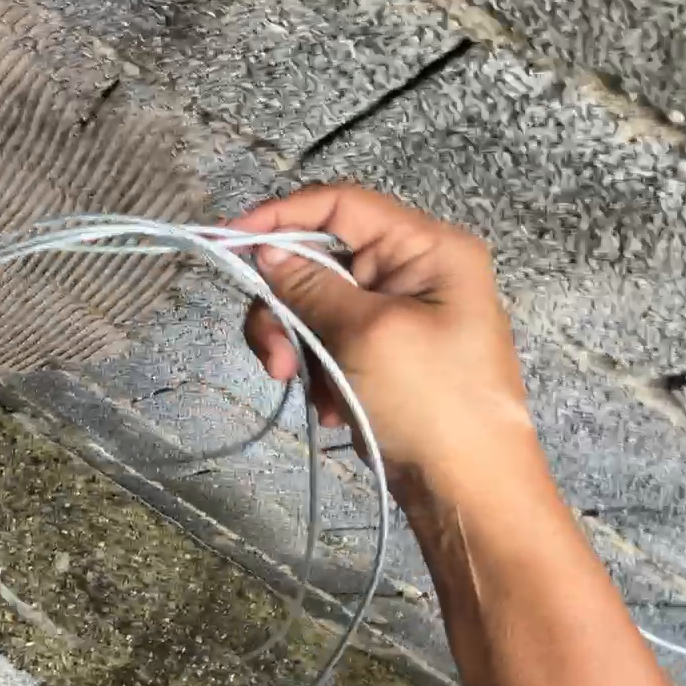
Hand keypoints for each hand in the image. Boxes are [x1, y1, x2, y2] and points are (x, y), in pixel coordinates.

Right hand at [234, 185, 535, 486]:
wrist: (460, 479)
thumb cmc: (430, 399)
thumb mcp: (365, 333)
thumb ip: (310, 285)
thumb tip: (264, 249)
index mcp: (426, 250)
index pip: (341, 205)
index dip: (279, 215)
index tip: (225, 239)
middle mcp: (405, 270)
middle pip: (310, 260)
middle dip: (279, 305)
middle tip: (273, 355)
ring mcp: (385, 309)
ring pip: (301, 302)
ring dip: (287, 342)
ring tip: (297, 382)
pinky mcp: (366, 344)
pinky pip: (312, 335)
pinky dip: (305, 364)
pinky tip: (327, 399)